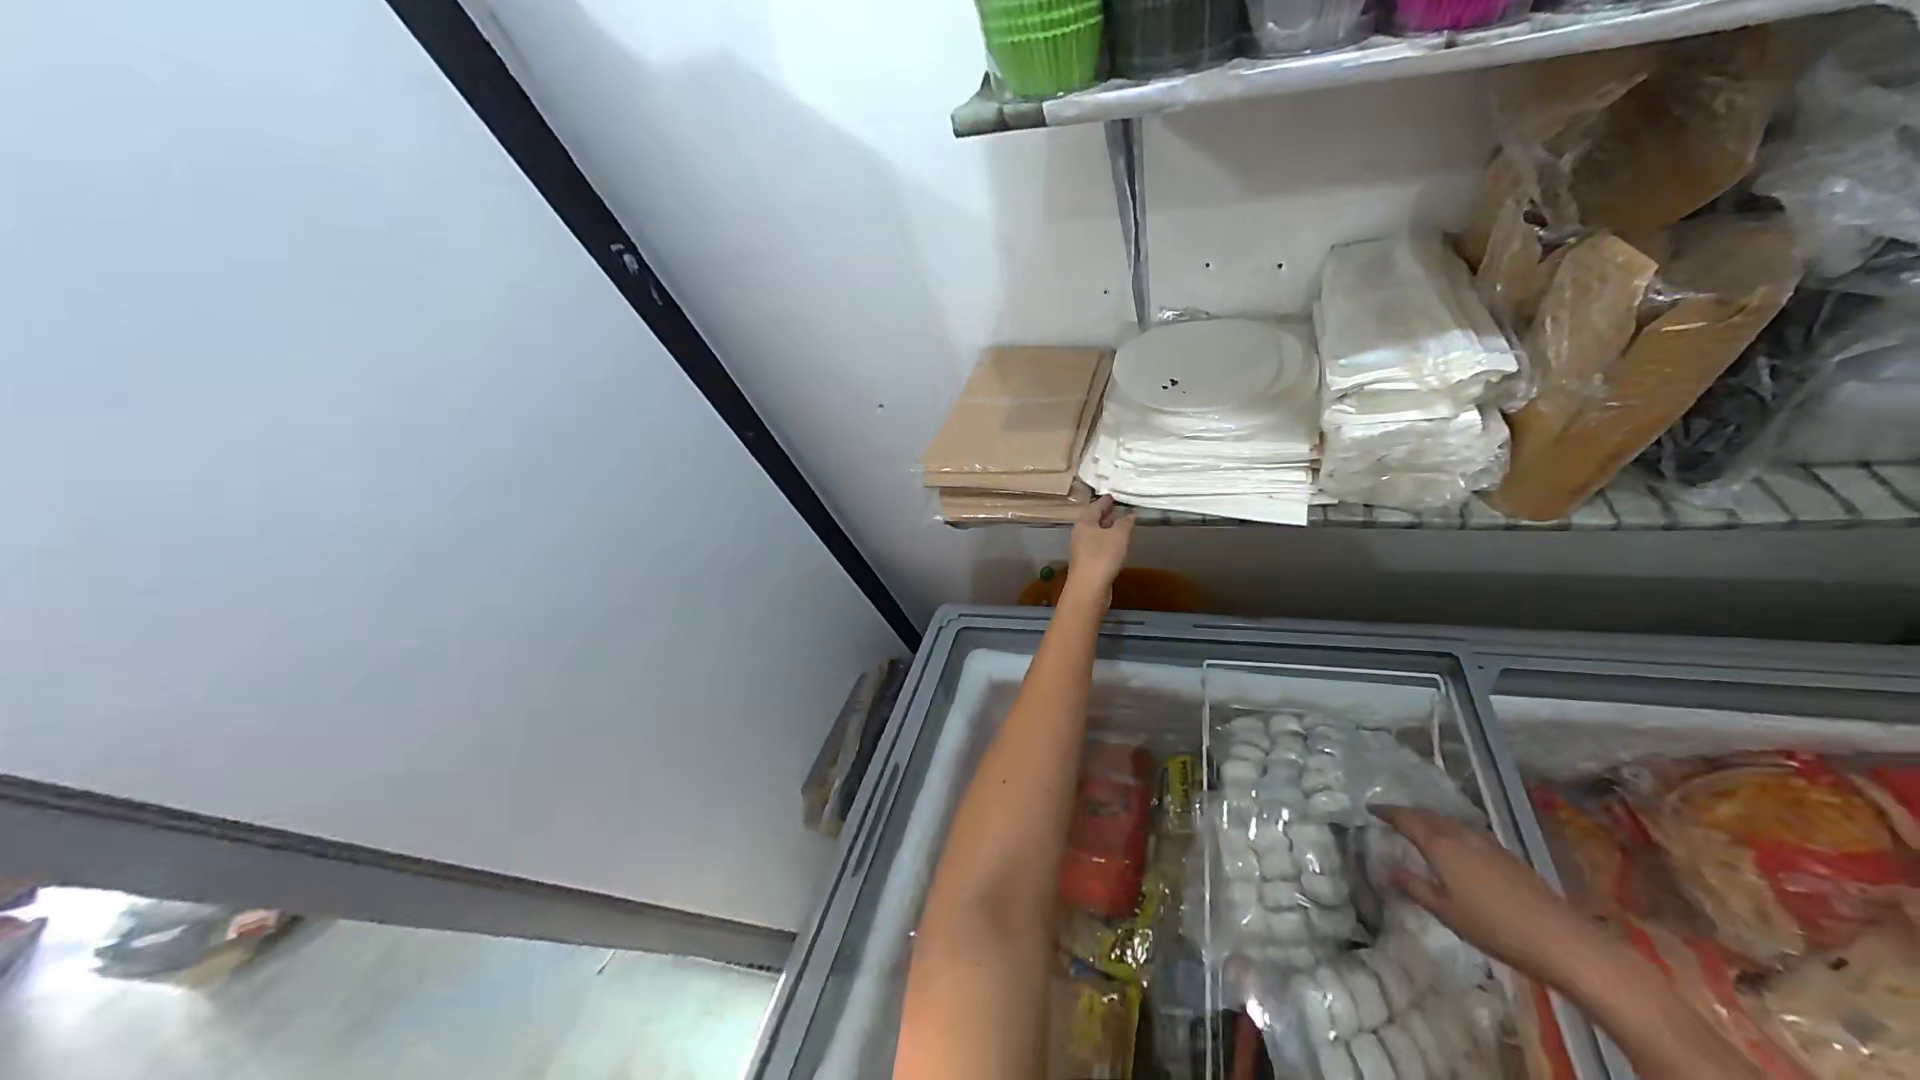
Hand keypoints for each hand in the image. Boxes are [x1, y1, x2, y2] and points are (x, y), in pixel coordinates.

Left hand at [1065, 496, 1133, 603]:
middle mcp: (1079, 534)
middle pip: (1093, 520)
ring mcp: (1081, 549)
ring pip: (1095, 534)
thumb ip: (1125, 523)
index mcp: (1084, 523)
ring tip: (1121, 525)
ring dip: (1107, 529)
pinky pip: (1098, 546)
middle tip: (1119, 508)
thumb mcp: (1118, 535)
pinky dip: (1107, 541)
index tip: (1114, 496)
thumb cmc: (1102, 556)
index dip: (1106, 501)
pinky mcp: (1086, 563)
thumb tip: (1130, 514)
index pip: (1095, 506)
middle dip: (1106, 515)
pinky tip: (1116, 544)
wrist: (1089, 588)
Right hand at [1374, 806, 1614, 985]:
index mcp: (1441, 845)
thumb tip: (1386, 869)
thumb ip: (1414, 886)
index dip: (1387, 812)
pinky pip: (1468, 832)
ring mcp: (1488, 844)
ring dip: (1431, 821)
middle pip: (1430, 815)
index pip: (1407, 819)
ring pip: (1451, 822)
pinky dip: (1451, 831)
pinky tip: (1454, 847)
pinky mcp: (1507, 856)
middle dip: (1409, 813)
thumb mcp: (1445, 911)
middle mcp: (1463, 836)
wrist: (1561, 940)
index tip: (1371, 808)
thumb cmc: (1493, 926)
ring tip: (1419, 828)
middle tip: (1392, 816)